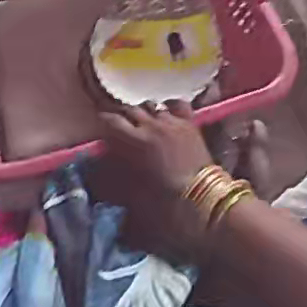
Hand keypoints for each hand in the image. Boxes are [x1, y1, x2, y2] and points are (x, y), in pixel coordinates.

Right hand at [95, 101, 214, 246]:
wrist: (206, 201)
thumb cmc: (166, 202)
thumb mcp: (132, 189)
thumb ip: (115, 172)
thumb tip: (101, 164)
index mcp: (136, 140)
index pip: (111, 120)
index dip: (103, 122)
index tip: (101, 129)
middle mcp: (153, 125)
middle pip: (130, 109)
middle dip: (121, 115)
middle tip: (119, 126)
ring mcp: (173, 121)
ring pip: (151, 105)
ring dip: (143, 112)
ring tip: (141, 121)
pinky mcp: (190, 124)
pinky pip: (176, 104)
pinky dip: (168, 107)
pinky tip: (165, 114)